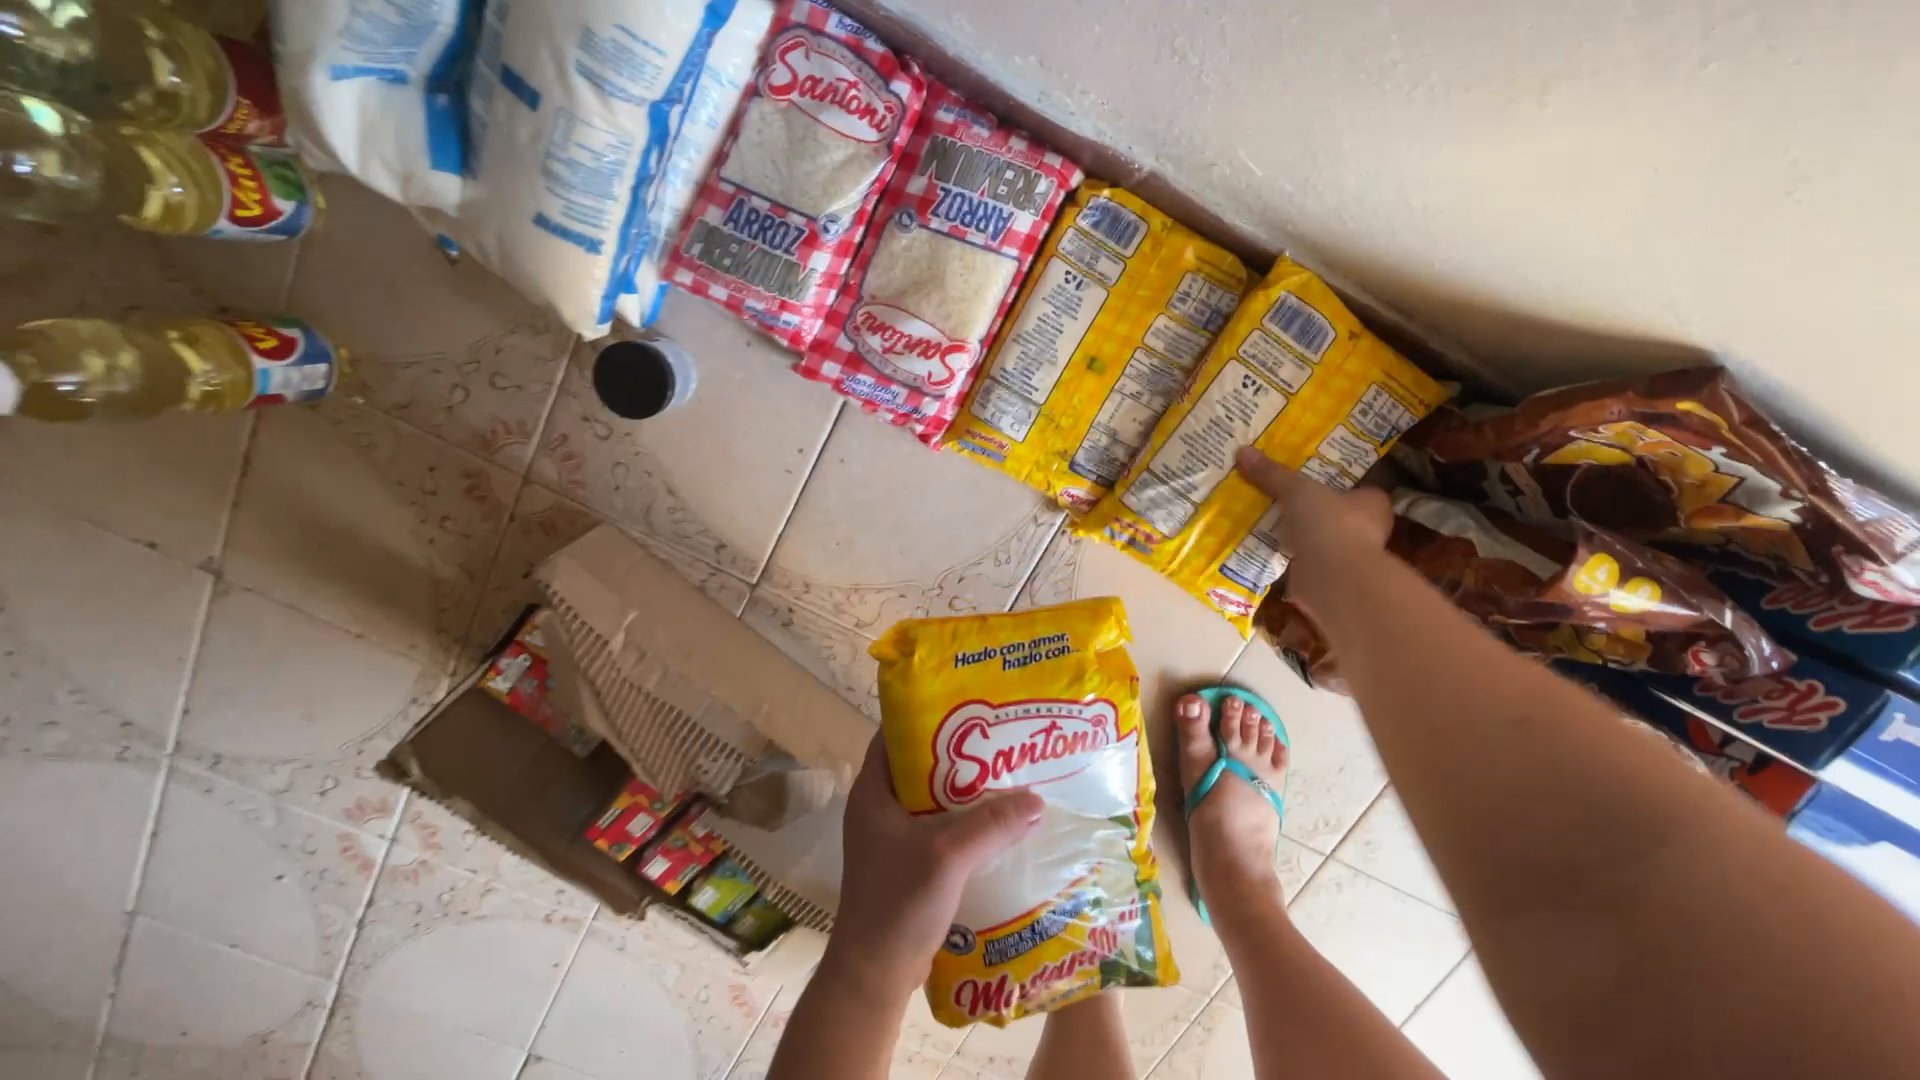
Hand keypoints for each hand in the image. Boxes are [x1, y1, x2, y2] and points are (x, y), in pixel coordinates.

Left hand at [826, 735, 1044, 999]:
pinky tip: (1002, 828)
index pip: (894, 736)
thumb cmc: (898, 902)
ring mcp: (892, 840)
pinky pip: (942, 832)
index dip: (928, 717)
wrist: (876, 973)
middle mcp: (879, 810)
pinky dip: (968, 826)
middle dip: (961, 756)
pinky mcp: (909, 866)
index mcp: (873, 793)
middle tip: (1002, 744)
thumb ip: (991, 824)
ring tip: (1010, 782)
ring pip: (935, 802)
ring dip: (968, 795)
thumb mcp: (948, 854)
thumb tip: (1035, 799)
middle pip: (921, 768)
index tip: (969, 708)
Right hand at [1234, 446, 1393, 610]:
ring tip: (1268, 520)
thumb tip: (1243, 450)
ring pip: (1319, 539)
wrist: (1332, 580)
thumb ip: (1272, 474)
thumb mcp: (1297, 491)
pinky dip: (1288, 556)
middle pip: (1336, 515)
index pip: (1360, 490)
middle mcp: (1365, 530)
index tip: (1313, 480)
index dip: (1339, 485)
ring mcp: (1346, 557)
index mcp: (1371, 504)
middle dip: (1313, 511)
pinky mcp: (1326, 577)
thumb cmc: (1329, 524)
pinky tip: (1266, 547)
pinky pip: (1303, 561)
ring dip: (1298, 534)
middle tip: (1283, 498)